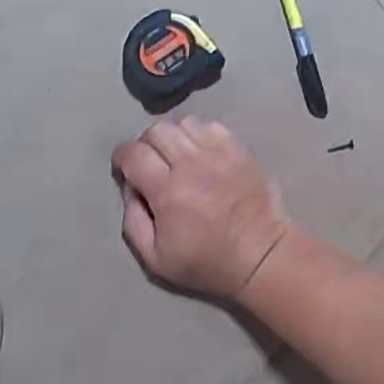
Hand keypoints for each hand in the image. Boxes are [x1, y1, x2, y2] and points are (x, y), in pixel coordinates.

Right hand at [111, 117, 291, 300]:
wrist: (261, 253)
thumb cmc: (207, 261)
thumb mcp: (154, 257)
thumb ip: (133, 220)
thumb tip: (130, 188)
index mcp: (168, 191)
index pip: (134, 153)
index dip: (121, 157)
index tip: (124, 169)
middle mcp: (194, 164)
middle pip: (159, 129)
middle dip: (146, 144)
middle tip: (151, 163)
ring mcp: (222, 153)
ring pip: (187, 122)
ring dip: (176, 135)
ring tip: (178, 155)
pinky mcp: (243, 150)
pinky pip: (215, 126)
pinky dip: (202, 133)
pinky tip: (204, 152)